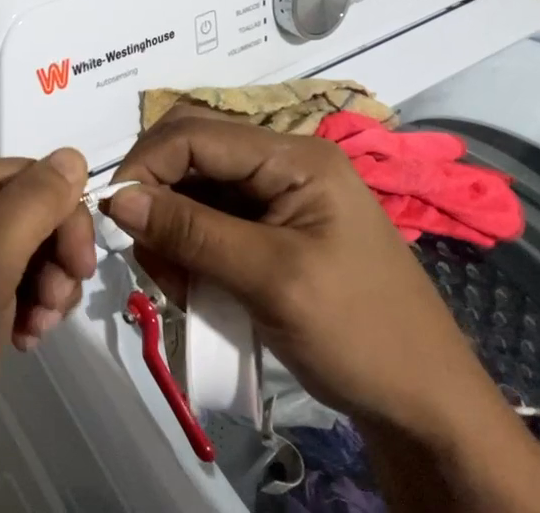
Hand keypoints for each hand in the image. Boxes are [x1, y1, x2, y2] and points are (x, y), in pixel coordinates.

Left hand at [0, 150, 94, 511]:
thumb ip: (33, 203)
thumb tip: (73, 155)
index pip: (32, 174)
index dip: (65, 214)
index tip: (79, 266)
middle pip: (33, 213)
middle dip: (56, 258)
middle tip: (52, 304)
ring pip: (30, 253)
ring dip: (46, 290)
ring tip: (34, 329)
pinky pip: (13, 287)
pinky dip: (29, 310)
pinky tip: (22, 340)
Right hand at [105, 109, 498, 439]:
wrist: (425, 406)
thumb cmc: (360, 333)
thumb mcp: (272, 279)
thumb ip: (192, 232)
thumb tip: (117, 198)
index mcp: (294, 158)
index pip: (194, 134)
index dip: (145, 165)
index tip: (114, 216)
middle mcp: (282, 165)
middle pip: (190, 153)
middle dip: (155, 195)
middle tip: (145, 251)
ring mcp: (277, 199)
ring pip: (192, 189)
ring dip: (168, 229)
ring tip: (176, 284)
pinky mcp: (269, 232)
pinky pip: (207, 222)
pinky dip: (187, 249)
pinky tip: (192, 288)